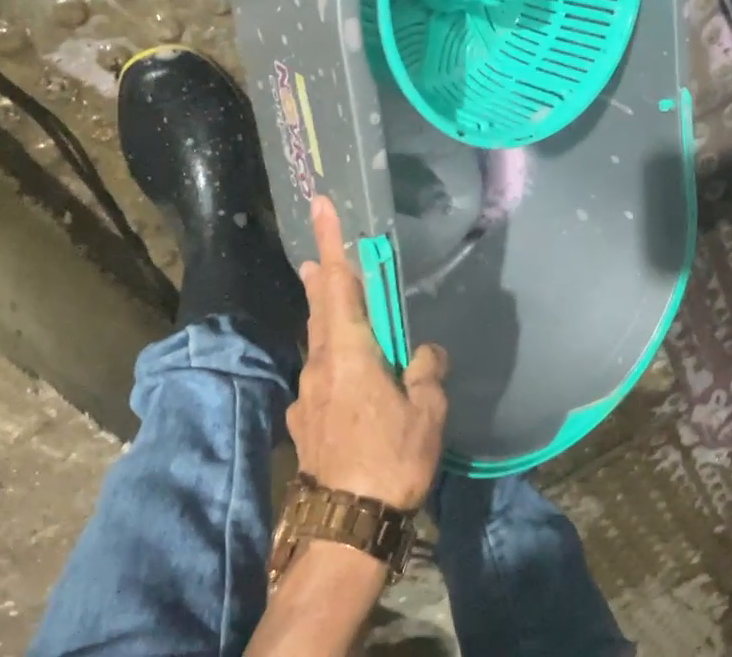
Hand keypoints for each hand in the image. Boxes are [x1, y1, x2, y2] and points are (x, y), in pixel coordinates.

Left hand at [286, 195, 448, 511]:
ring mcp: (307, 396)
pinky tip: (348, 382)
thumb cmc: (390, 461)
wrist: (345, 527)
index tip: (320, 204)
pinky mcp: (304, 423)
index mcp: (349, 352)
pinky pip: (320, 379)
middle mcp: (319, 366)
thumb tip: (424, 353)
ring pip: (317, 343)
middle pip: (319, 308)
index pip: (336, 282)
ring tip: (336, 308)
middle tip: (320, 253)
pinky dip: (333, 363)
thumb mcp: (427, 413)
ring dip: (326, 319)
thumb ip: (427, 372)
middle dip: (320, 276)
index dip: (330, 241)